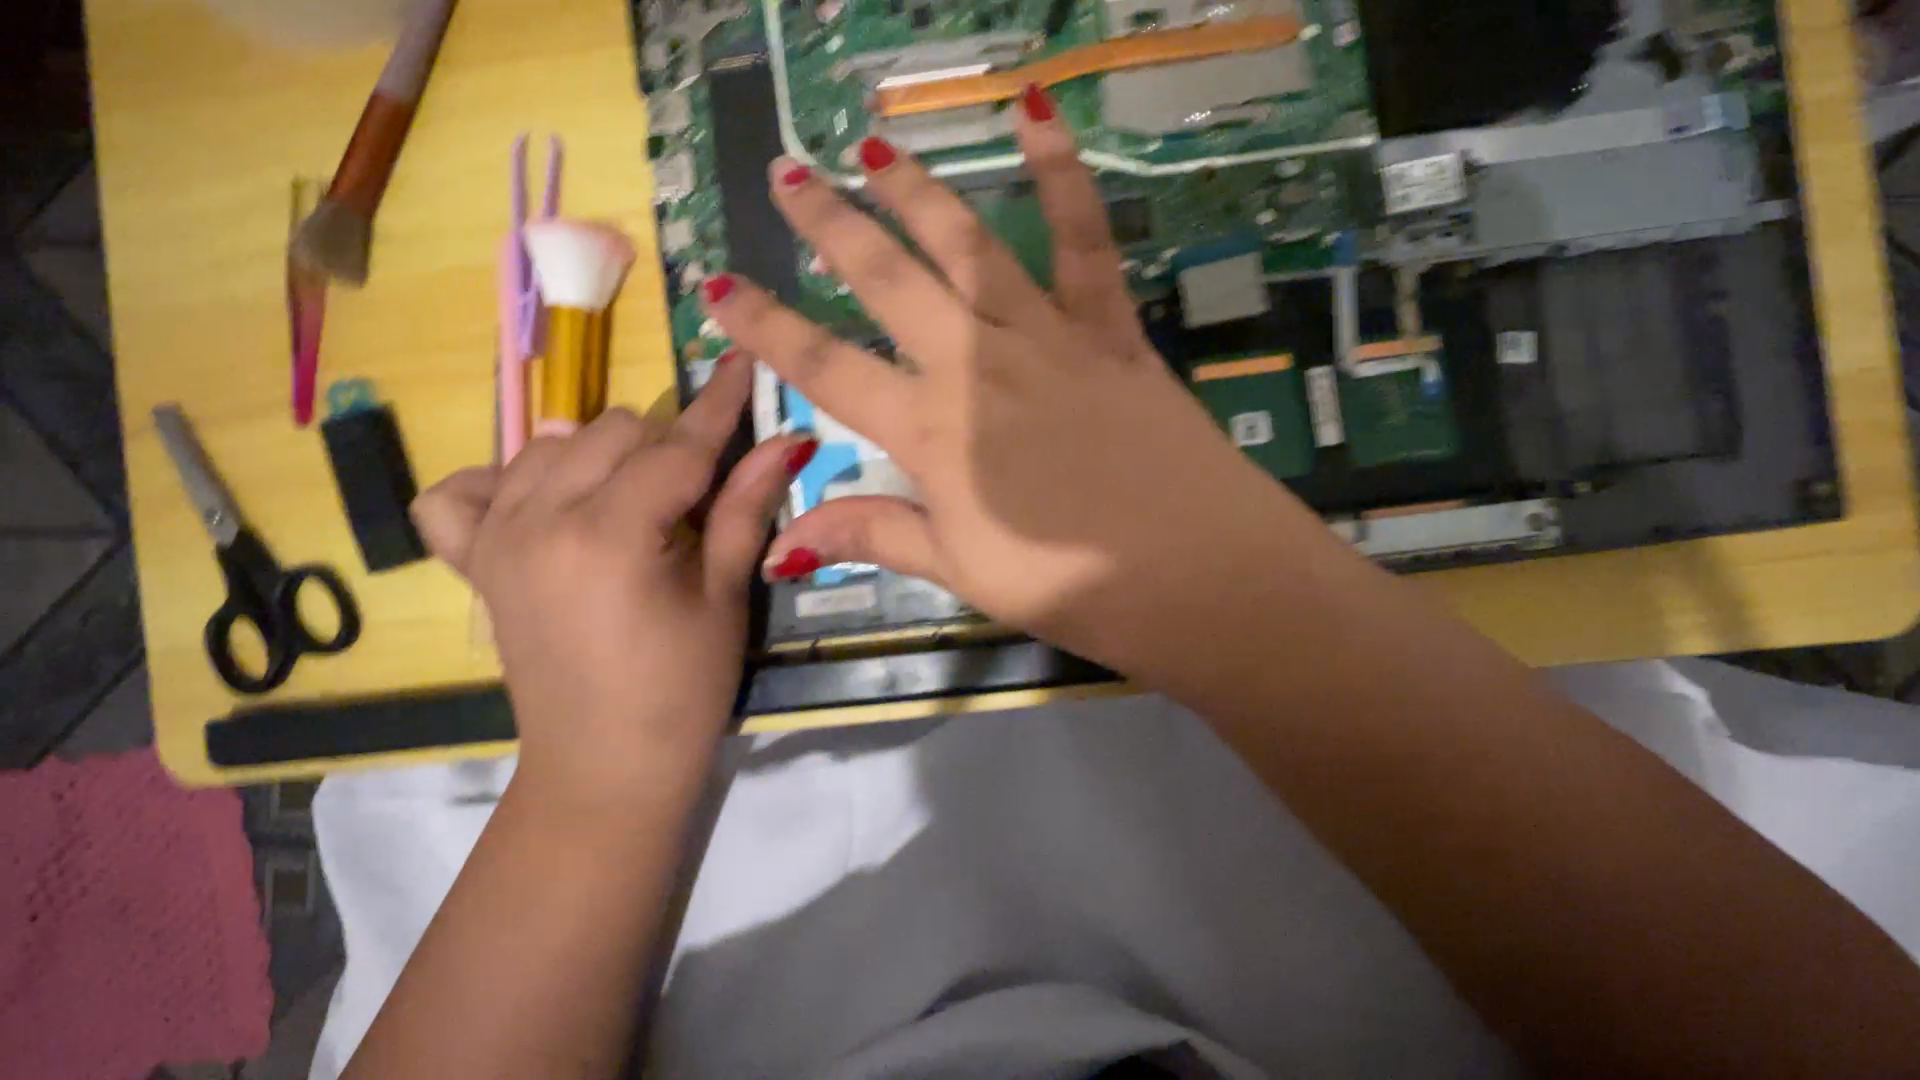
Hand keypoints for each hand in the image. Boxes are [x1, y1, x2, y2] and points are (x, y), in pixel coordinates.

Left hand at [409, 358, 814, 794]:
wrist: (604, 766)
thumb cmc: (683, 690)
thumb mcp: (724, 598)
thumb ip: (743, 508)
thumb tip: (786, 440)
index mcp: (610, 536)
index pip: (675, 448)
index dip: (716, 406)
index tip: (738, 362)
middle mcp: (539, 522)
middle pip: (611, 432)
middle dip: (664, 445)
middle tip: (698, 490)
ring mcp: (496, 540)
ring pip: (550, 445)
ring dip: (600, 455)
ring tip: (635, 499)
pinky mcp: (475, 563)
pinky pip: (460, 492)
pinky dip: (501, 482)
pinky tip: (542, 501)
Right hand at [704, 86, 1323, 665]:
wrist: (1198, 573)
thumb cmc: (1070, 586)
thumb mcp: (962, 570)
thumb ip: (878, 534)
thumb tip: (786, 539)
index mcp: (930, 431)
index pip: (826, 368)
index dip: (765, 329)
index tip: (718, 287)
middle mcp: (975, 365)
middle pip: (888, 281)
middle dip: (830, 226)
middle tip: (788, 176)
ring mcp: (1045, 337)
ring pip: (967, 245)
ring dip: (915, 190)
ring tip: (873, 145)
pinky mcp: (1110, 329)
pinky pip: (1084, 242)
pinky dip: (1063, 173)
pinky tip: (1040, 110)